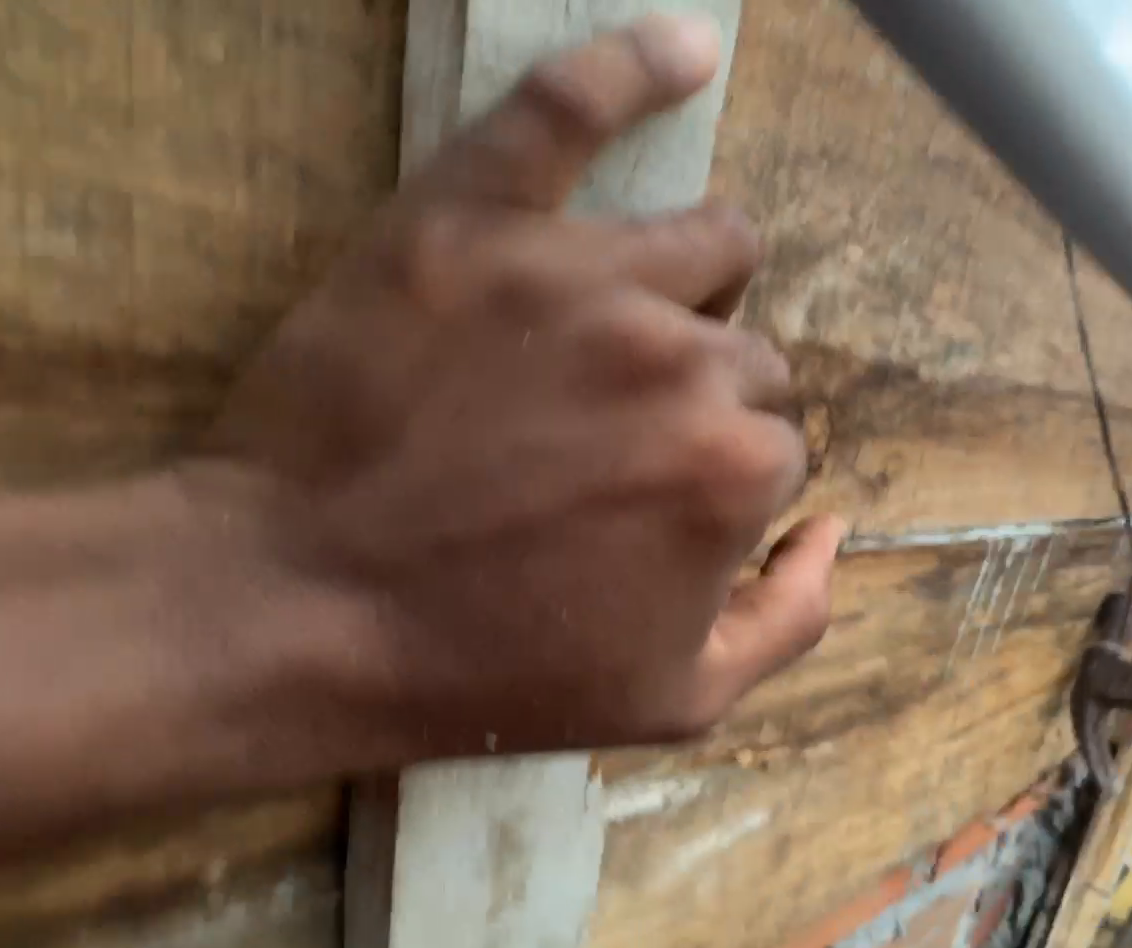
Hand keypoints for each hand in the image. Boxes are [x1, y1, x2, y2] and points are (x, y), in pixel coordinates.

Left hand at [198, 16, 839, 765]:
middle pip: (755, 360)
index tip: (675, 514)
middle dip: (717, 407)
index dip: (735, 489)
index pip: (785, 451)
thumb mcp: (686, 699)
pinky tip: (691, 50)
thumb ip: (798, 616)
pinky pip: (569, 108)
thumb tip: (838, 528)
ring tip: (654, 328)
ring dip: (709, 294)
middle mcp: (686, 363)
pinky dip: (639, 67)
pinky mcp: (480, 224)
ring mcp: (586, 280)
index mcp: (737, 472)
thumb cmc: (501, 668)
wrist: (294, 615)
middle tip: (633, 450)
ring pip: (714, 249)